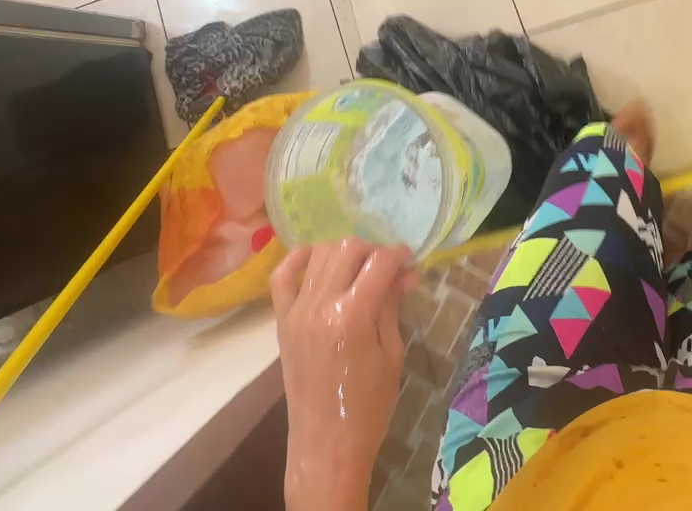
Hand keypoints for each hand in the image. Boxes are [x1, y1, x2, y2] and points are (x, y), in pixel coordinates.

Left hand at [271, 240, 416, 510]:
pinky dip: (298, 259)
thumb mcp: (391, 354)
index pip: (379, 262)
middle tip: (387, 268)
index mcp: (353, 315)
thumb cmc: (369, 405)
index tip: (410, 260)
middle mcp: (320, 304)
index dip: (398, 255)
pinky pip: (282, 276)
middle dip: (372, 250)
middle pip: (347, 248)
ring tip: (360, 268)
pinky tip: (317, 258)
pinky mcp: (282, 321)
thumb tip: (406, 272)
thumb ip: (392, 307)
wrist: (326, 444)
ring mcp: (296, 311)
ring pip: (319, 254)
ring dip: (343, 252)